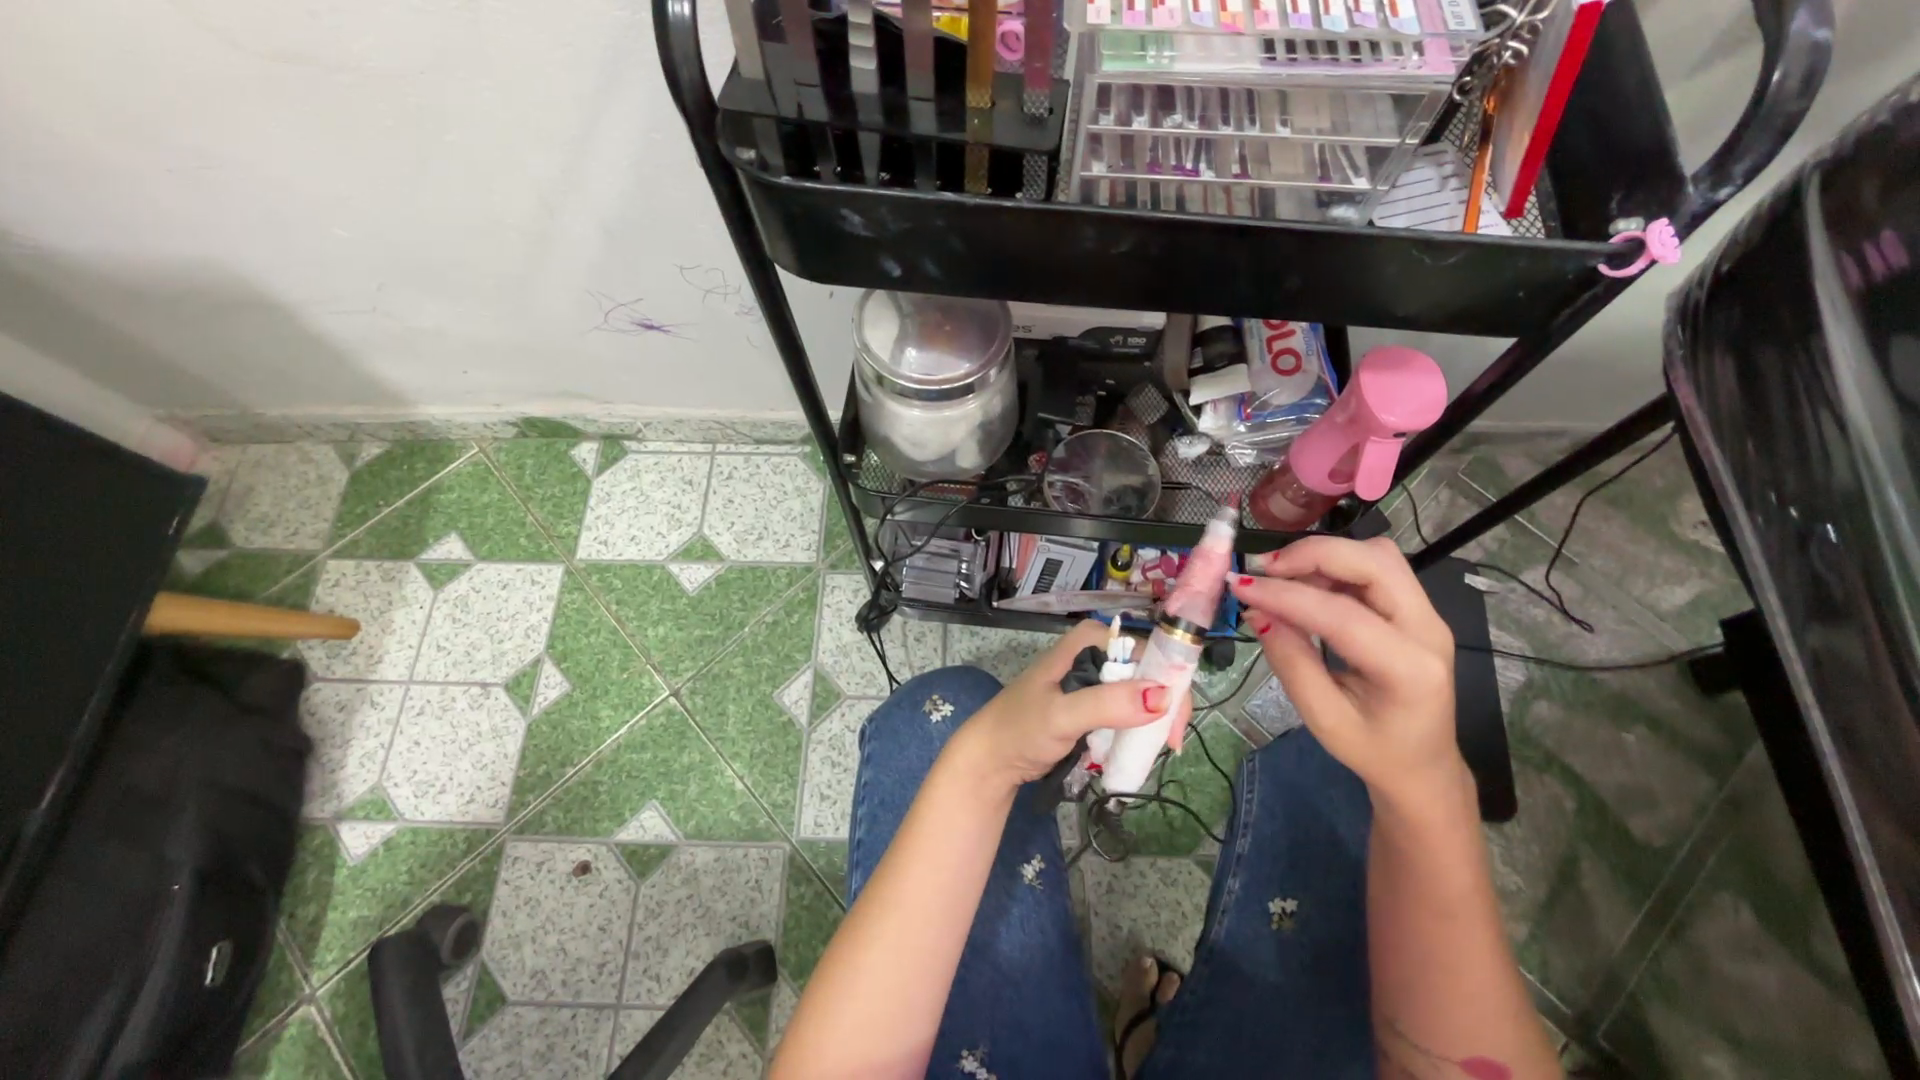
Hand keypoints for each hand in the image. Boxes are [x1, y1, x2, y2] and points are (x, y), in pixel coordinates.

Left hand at [954, 619, 1189, 790]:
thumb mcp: (1063, 715)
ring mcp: (1094, 680)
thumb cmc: (1019, 729)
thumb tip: (1162, 696)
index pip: (1146, 652)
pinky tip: (1133, 752)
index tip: (1174, 726)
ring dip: (1149, 725)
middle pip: (1148, 674)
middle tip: (1167, 747)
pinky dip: (1134, 733)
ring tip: (1151, 753)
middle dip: (1162, 709)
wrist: (991, 758)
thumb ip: (1108, 704)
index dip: (1169, 684)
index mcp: (1089, 641)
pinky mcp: (1092, 705)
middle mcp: (1095, 653)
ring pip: (1141, 696)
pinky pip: (1127, 713)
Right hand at [1226, 537, 1469, 811]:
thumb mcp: (1323, 719)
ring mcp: (1428, 615)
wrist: (1422, 764)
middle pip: (1375, 561)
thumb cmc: (1372, 750)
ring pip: (1378, 556)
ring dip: (1325, 557)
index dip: (1286, 595)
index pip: (1343, 614)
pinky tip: (1305, 587)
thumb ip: (1292, 663)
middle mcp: (1429, 630)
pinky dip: (1335, 567)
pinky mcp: (1415, 608)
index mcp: (1409, 669)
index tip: (1240, 587)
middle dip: (1314, 554)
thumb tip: (1258, 612)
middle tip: (1264, 568)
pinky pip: (1376, 568)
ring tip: (1282, 578)